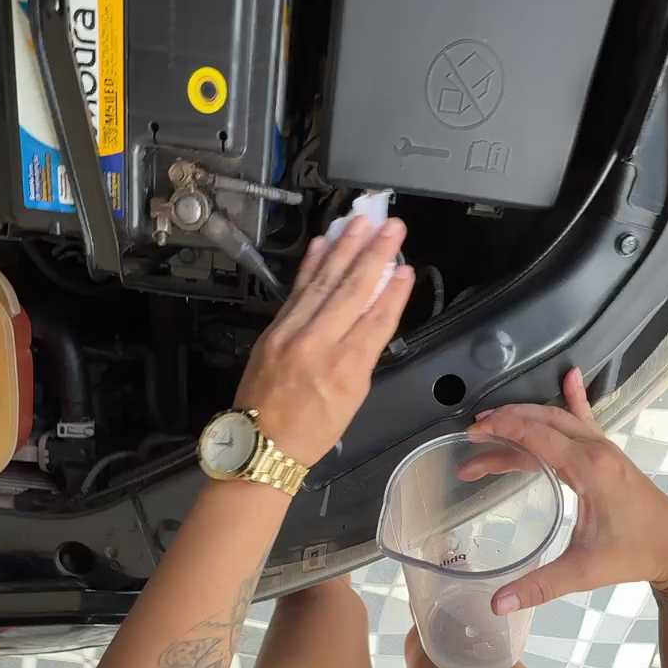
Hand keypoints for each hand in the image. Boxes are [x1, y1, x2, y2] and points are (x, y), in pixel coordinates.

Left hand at [233, 216, 414, 465]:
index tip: (406, 266)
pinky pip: (297, 291)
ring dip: (344, 248)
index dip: (393, 291)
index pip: (376, 319)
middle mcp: (317, 345)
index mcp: (345, 369)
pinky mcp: (273, 330)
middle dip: (374, 254)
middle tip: (391, 226)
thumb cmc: (311, 431)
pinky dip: (311, 265)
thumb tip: (376, 313)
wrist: (261, 445)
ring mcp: (291, 334)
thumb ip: (364, 353)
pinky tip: (322, 244)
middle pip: (351, 290)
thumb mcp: (352, 399)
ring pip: (322, 282)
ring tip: (360, 222)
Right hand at [471, 368, 667, 612]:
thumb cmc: (633, 556)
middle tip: (473, 431)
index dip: (504, 430)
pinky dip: (574, 398)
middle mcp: (597, 450)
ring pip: (559, 418)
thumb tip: (497, 605)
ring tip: (492, 422)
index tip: (474, 431)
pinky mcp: (609, 454)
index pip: (538, 436)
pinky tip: (570, 377)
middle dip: (506, 421)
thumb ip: (539, 586)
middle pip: (544, 420)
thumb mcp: (583, 571)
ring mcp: (605, 448)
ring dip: (525, 417)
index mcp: (590, 469)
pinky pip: (585, 419)